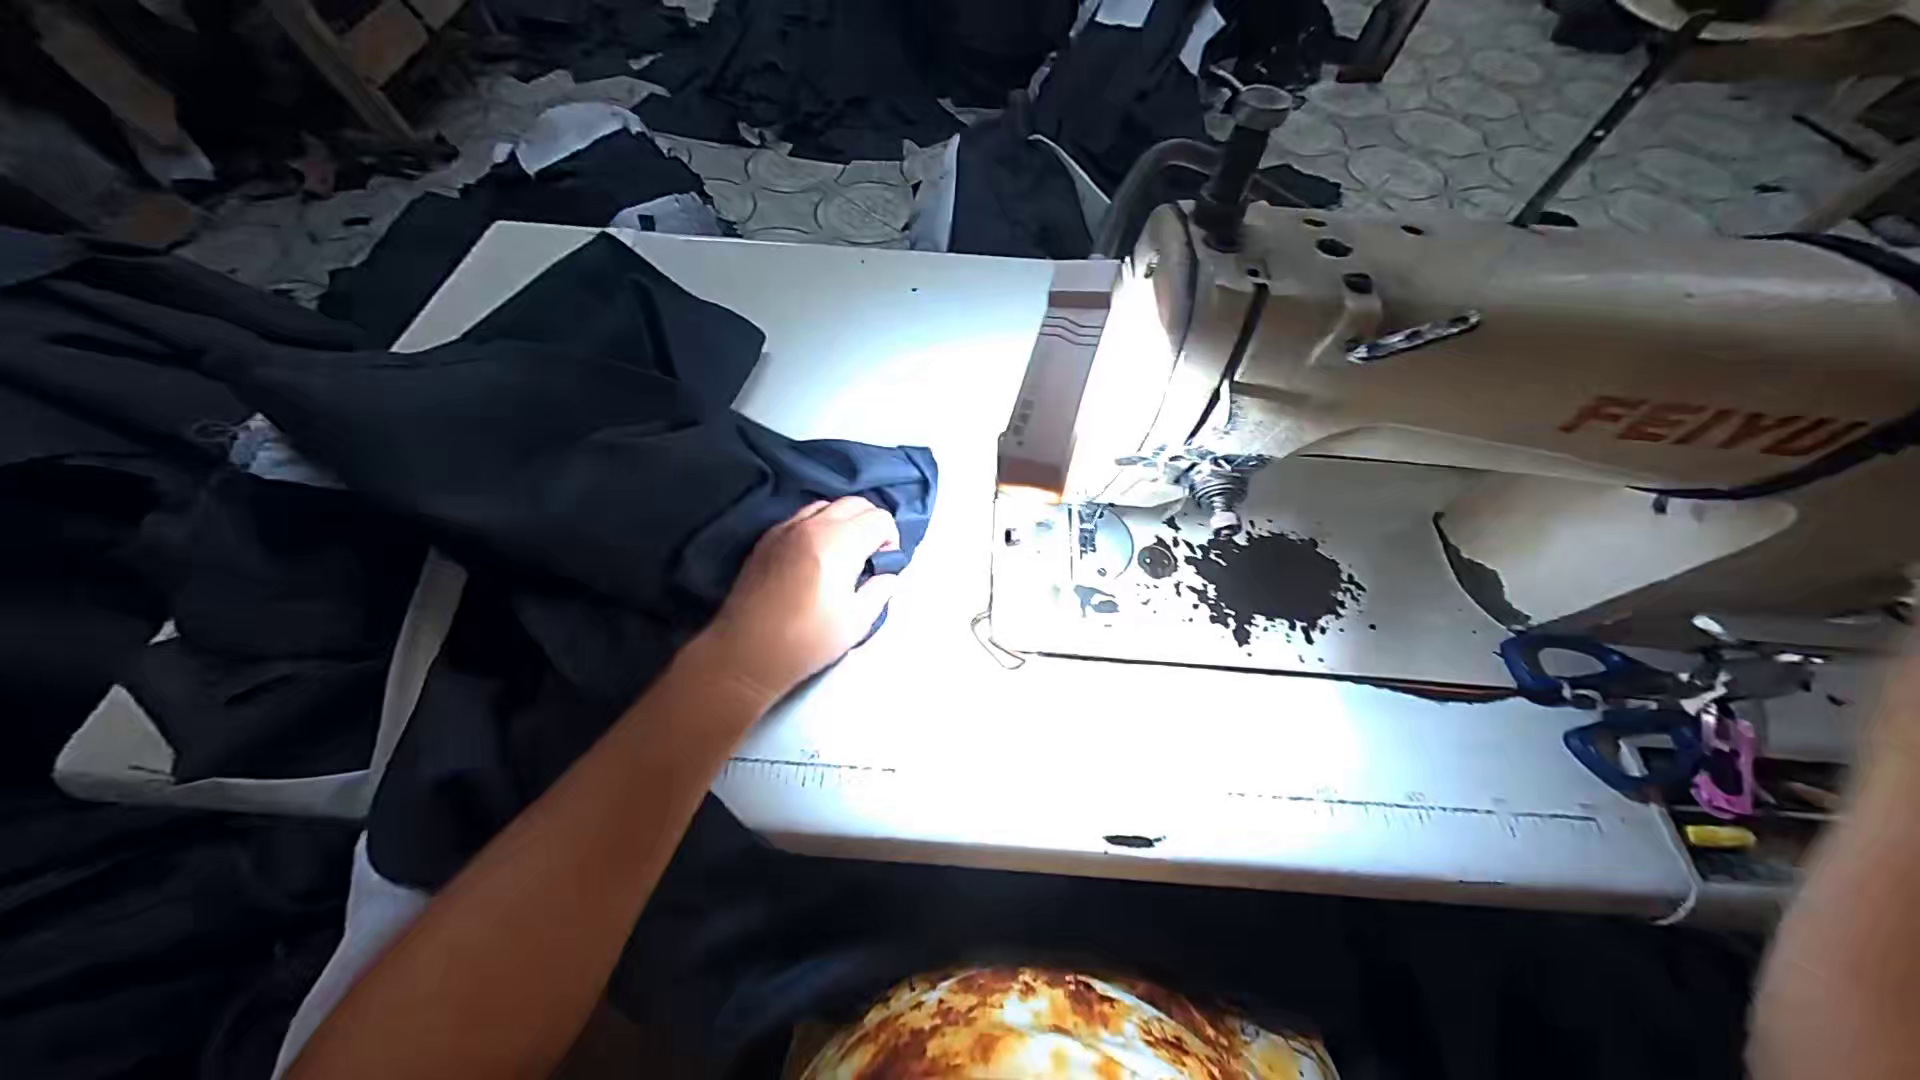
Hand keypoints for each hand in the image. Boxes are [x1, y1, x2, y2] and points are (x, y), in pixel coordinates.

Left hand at [694, 497, 900, 706]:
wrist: (746, 652)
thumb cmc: (805, 641)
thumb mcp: (857, 622)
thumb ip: (880, 591)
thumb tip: (888, 576)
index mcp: (838, 543)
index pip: (879, 519)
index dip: (891, 539)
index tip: (884, 564)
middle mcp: (812, 526)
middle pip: (855, 503)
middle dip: (871, 524)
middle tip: (871, 556)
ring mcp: (785, 529)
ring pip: (827, 506)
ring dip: (844, 521)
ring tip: (844, 553)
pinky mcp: (767, 539)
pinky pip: (801, 517)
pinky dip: (818, 525)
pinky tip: (816, 555)